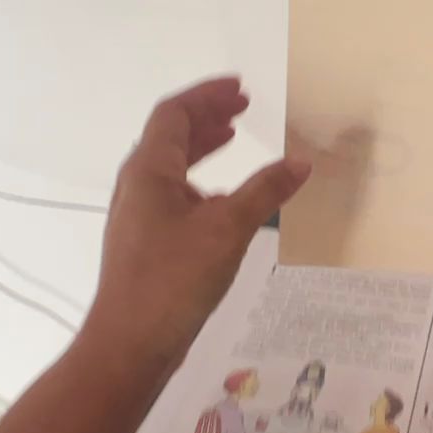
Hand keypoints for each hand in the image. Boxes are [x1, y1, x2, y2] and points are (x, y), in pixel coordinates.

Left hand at [84, 77, 310, 385]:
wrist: (130, 344)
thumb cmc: (174, 278)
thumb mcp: (229, 228)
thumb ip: (265, 190)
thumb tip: (301, 162)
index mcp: (150, 170)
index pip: (175, 113)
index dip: (208, 96)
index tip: (240, 89)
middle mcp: (139, 186)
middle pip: (170, 136)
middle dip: (207, 117)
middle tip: (243, 109)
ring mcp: (139, 215)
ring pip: (171, 166)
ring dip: (202, 147)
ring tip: (233, 139)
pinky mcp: (146, 242)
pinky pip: (174, 194)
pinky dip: (200, 181)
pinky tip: (224, 199)